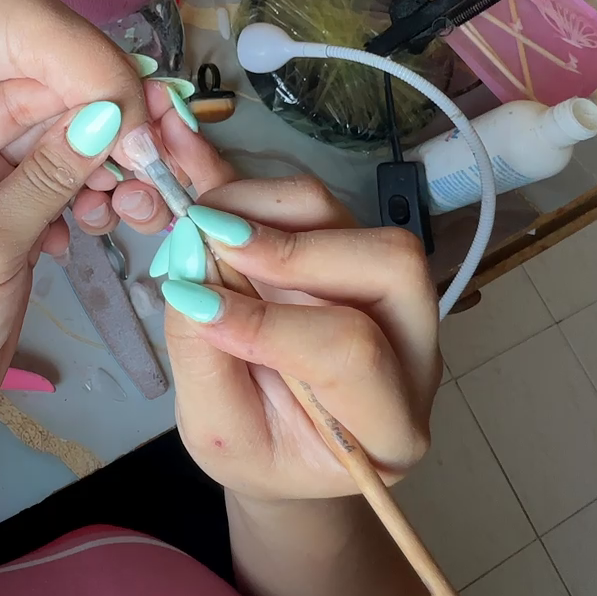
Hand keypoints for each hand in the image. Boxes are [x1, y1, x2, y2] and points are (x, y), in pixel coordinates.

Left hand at [0, 80, 121, 440]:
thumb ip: (47, 176)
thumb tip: (105, 114)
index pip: (13, 101)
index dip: (72, 98)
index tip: (136, 106)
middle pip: (37, 134)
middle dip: (88, 144)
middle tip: (144, 160)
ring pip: (53, 171)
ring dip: (88, 182)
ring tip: (119, 205)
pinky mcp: (12, 239)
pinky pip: (55, 207)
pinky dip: (77, 213)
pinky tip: (88, 232)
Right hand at [144, 120, 441, 501]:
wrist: (277, 437)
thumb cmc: (256, 447)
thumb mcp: (217, 431)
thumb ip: (204, 351)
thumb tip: (191, 258)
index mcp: (389, 419)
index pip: (351, 351)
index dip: (265, 321)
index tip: (188, 302)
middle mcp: (409, 342)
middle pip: (388, 261)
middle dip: (290, 245)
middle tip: (211, 239)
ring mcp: (378, 286)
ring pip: (343, 213)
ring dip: (263, 204)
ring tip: (199, 219)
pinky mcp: (337, 245)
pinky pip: (299, 197)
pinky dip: (240, 177)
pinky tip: (187, 148)